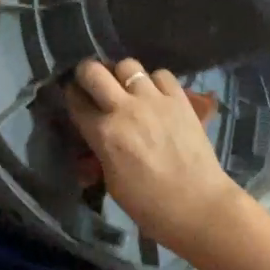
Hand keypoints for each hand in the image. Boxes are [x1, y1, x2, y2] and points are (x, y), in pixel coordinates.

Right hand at [65, 59, 243, 252]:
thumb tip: (98, 138)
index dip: (71, 96)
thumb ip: (101, 151)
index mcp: (104, 134)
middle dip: (87, 73)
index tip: (74, 97)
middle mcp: (125, 108)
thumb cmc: (149, 205)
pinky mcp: (180, 99)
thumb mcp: (111, 182)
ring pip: (128, 65)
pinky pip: (161, 75)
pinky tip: (156, 95)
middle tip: (92, 84)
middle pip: (93, 71)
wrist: (198, 204)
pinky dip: (155, 81)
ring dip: (122, 75)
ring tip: (126, 88)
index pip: (76, 100)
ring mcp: (154, 100)